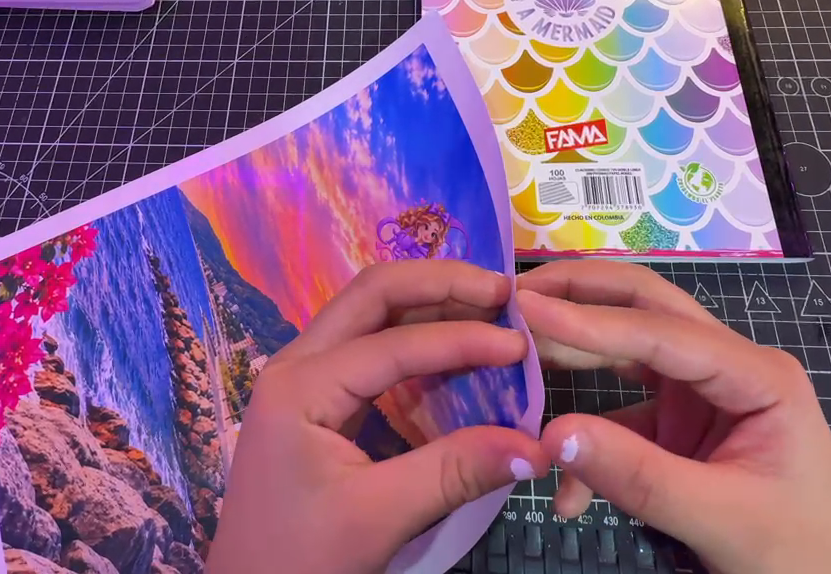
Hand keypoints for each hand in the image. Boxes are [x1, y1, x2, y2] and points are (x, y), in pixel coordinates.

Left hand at [209, 260, 547, 573]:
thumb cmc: (299, 561)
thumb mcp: (376, 520)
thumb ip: (453, 474)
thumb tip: (533, 447)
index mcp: (301, 384)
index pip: (392, 343)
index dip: (460, 339)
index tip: (518, 345)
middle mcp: (298, 361)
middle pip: (373, 293)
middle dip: (439, 283)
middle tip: (500, 290)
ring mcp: (305, 372)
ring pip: (370, 310)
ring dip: (428, 300)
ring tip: (486, 303)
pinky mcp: (318, 392)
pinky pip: (369, 343)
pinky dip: (415, 334)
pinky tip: (453, 343)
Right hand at [517, 261, 830, 573]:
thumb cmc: (800, 563)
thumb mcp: (723, 522)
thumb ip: (637, 475)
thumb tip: (550, 435)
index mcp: (756, 373)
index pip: (660, 331)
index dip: (589, 319)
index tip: (526, 307)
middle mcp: (728, 363)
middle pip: (645, 307)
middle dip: (581, 296)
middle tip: (517, 294)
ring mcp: (703, 387)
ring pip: (629, 343)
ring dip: (576, 345)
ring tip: (517, 339)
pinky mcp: (682, 418)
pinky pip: (624, 406)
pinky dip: (591, 432)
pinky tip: (564, 482)